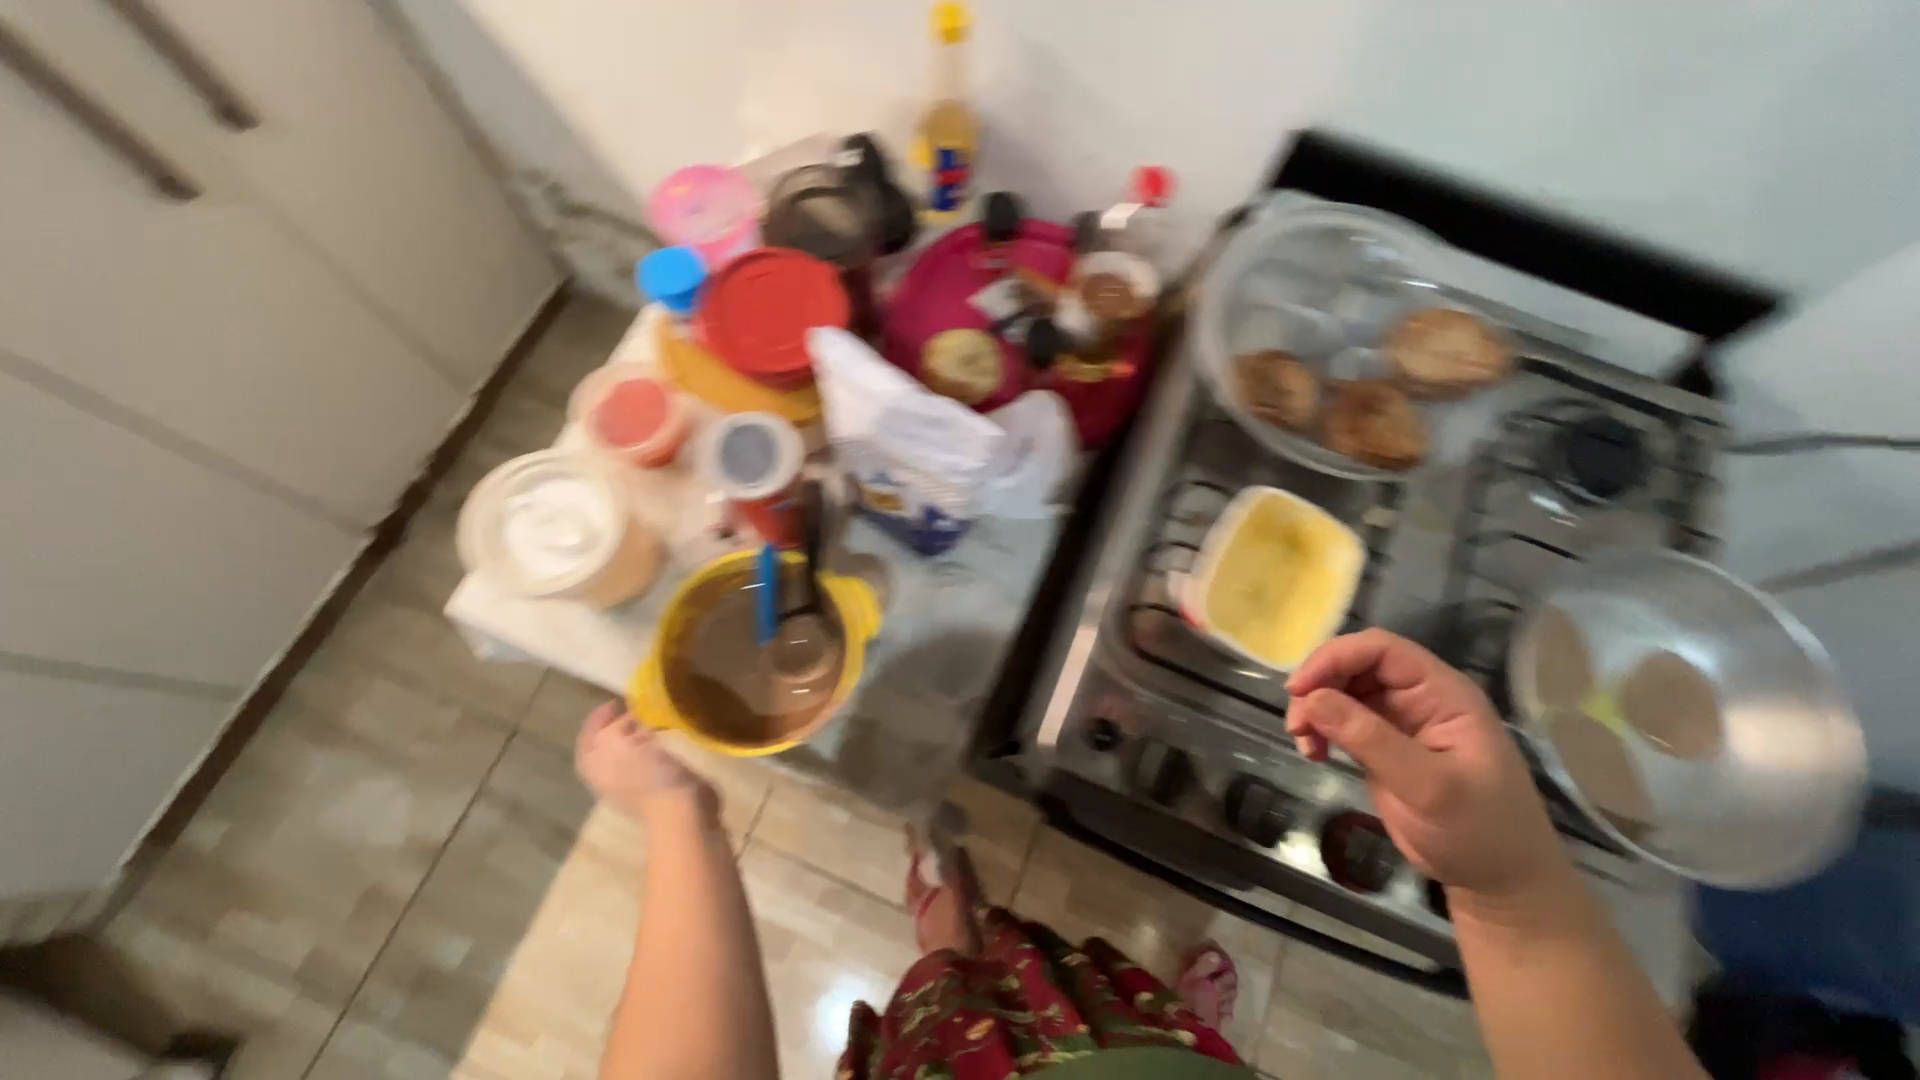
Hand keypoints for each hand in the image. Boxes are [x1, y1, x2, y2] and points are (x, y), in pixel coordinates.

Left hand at [575, 703, 716, 822]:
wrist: (679, 809)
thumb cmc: (645, 776)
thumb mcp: (615, 744)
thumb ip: (612, 729)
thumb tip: (626, 721)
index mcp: (596, 768)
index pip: (587, 740)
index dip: (597, 720)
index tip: (615, 702)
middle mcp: (611, 775)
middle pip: (607, 744)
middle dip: (617, 724)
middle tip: (633, 706)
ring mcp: (635, 780)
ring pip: (629, 750)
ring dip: (636, 732)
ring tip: (651, 716)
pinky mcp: (659, 782)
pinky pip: (650, 756)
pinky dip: (653, 742)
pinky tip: (666, 734)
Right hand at [1286, 630, 1572, 907]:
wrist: (1499, 882)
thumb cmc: (1478, 831)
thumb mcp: (1427, 786)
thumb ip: (1370, 739)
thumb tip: (1310, 699)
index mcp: (1442, 693)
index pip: (1381, 649)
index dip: (1334, 658)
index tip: (1299, 689)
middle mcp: (1420, 697)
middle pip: (1355, 665)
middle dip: (1319, 685)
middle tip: (1297, 725)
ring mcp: (1400, 721)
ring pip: (1342, 691)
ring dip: (1314, 709)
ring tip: (1304, 743)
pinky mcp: (1382, 745)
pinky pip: (1341, 720)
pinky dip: (1320, 730)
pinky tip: (1315, 755)